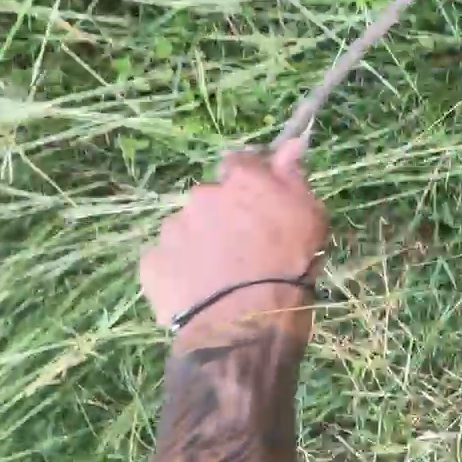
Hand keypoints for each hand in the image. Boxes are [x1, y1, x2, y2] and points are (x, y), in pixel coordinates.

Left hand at [138, 140, 327, 339]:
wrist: (246, 316)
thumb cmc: (291, 260)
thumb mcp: (310, 215)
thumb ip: (293, 178)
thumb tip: (291, 145)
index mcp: (241, 182)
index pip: (240, 162)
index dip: (250, 178)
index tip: (262, 197)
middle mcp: (201, 196)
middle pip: (211, 197)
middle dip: (225, 212)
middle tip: (248, 241)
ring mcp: (172, 230)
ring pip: (189, 228)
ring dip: (204, 239)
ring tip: (226, 270)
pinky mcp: (152, 262)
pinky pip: (170, 257)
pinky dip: (185, 266)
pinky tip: (205, 285)